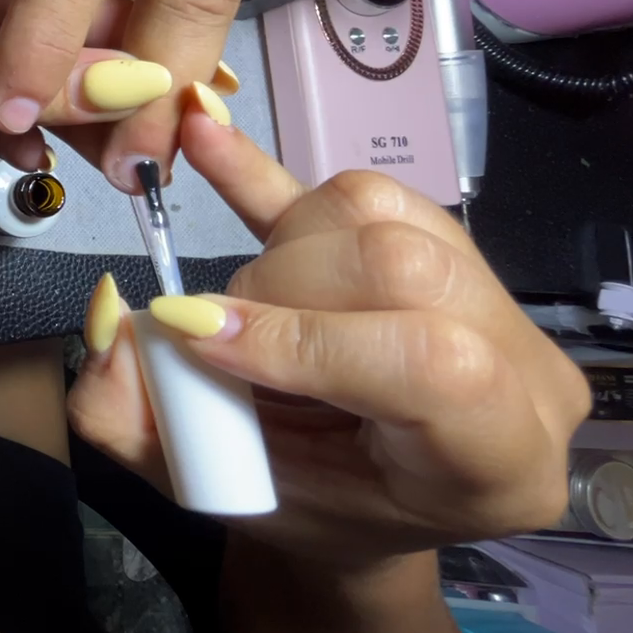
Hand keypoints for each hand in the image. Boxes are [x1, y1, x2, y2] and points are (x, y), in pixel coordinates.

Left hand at [0, 0, 172, 202]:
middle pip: (49, 35)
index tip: (178, 90)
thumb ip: (20, 80)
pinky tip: (41, 163)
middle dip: (97, 88)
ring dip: (62, 119)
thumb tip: (135, 82)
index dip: (119, 40)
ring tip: (114, 164)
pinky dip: (15, 134)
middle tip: (153, 142)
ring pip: (25, 77)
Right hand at [69, 93, 589, 572]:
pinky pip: (347, 188)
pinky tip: (201, 131)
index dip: (298, 338)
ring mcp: (486, 295)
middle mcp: (520, 369)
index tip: (193, 335)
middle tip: (217, 328)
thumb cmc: (288, 501)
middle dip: (272, 285)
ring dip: (277, 243)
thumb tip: (112, 310)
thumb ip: (124, 415)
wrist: (352, 487)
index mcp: (492, 461)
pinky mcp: (424, 242)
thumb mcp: (190, 485)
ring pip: (373, 210)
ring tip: (249, 292)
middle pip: (396, 263)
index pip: (432, 365)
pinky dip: (258, 164)